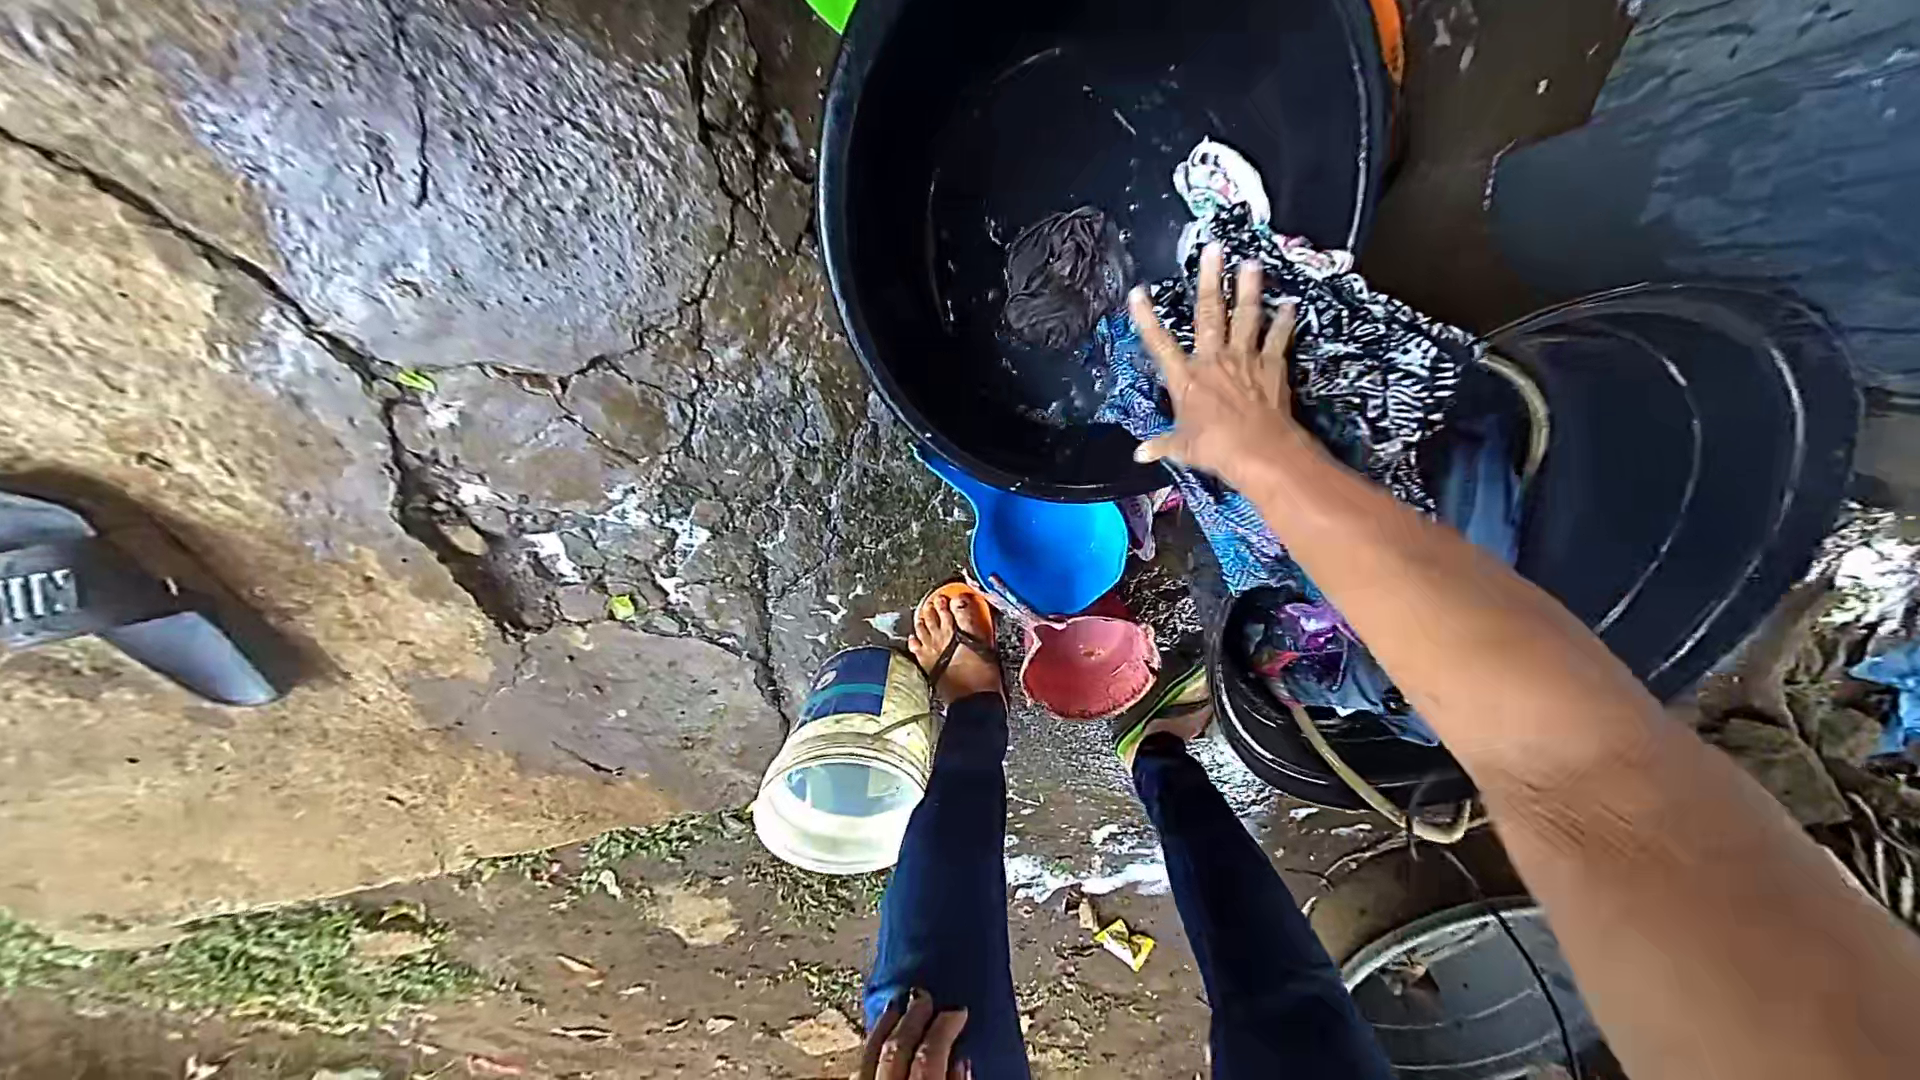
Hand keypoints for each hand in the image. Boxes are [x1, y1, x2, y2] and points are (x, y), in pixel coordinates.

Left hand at [859, 989, 969, 1079]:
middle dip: (914, 1017)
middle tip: (926, 996)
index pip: (929, 1055)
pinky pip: (858, 1067)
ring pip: (870, 1051)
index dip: (945, 1028)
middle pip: (897, 1047)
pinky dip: (870, 1047)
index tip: (959, 1011)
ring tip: (898, 1004)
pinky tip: (877, 1039)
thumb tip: (961, 1062)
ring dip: (885, 1025)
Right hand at [1128, 243, 1321, 487]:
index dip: (1146, 318)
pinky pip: (1278, 337)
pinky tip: (1290, 304)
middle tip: (1213, 249)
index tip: (1138, 293)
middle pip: (1209, 313)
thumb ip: (1161, 445)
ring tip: (1251, 262)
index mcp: (1185, 378)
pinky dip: (1285, 321)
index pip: (1159, 343)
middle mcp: (1213, 360)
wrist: (1257, 449)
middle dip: (1209, 280)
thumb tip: (1141, 454)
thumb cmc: (1214, 448)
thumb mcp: (1181, 448)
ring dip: (1249, 288)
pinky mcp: (1271, 365)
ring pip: (1246, 316)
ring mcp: (1244, 359)